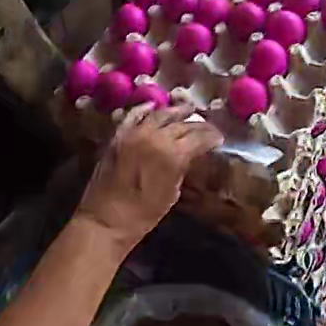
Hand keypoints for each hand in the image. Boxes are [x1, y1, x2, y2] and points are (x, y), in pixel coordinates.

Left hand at [75, 102, 222, 252]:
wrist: (106, 219)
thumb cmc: (143, 214)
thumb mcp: (172, 193)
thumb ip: (181, 168)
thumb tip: (188, 156)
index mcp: (173, 154)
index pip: (199, 138)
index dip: (212, 136)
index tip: (219, 138)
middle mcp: (155, 137)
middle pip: (182, 124)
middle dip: (198, 124)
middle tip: (207, 126)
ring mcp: (135, 133)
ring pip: (160, 114)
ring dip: (175, 111)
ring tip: (186, 109)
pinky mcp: (119, 135)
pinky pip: (134, 115)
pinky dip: (145, 109)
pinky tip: (153, 106)